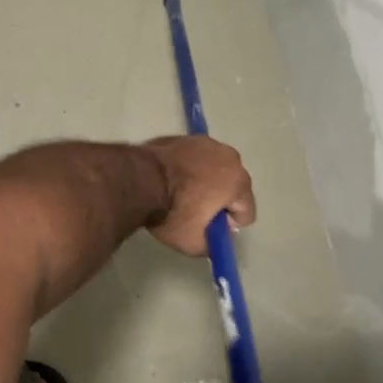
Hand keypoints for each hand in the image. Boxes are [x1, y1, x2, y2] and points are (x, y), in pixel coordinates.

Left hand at [145, 136, 257, 255]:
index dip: (228, 226)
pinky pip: (196, 160)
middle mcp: (230, 157)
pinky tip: (172, 180)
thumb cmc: (172, 212)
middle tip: (196, 213)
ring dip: (206, 183)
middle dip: (220, 202)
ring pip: (216, 171)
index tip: (208, 228)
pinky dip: (190, 170)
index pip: (246, 214)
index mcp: (239, 182)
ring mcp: (206, 142)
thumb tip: (216, 239)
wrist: (137, 180)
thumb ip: (213, 245)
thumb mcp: (194, 243)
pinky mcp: (185, 137)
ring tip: (183, 195)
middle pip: (233, 189)